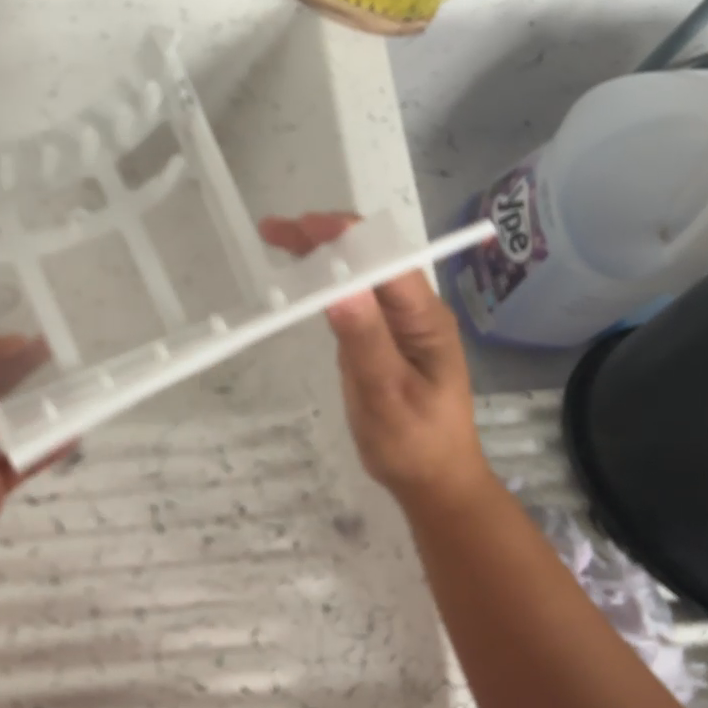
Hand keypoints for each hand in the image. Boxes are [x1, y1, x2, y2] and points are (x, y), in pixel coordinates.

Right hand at [260, 213, 494, 506]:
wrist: (433, 481)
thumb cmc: (414, 443)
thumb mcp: (386, 394)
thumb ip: (365, 340)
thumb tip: (338, 289)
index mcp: (424, 318)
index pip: (386, 260)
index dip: (346, 237)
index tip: (302, 226)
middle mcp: (412, 311)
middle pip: (371, 257)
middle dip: (326, 237)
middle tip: (273, 231)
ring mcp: (396, 323)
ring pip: (359, 274)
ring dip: (321, 253)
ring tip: (277, 239)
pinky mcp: (379, 338)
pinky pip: (352, 298)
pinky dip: (324, 281)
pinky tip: (300, 277)